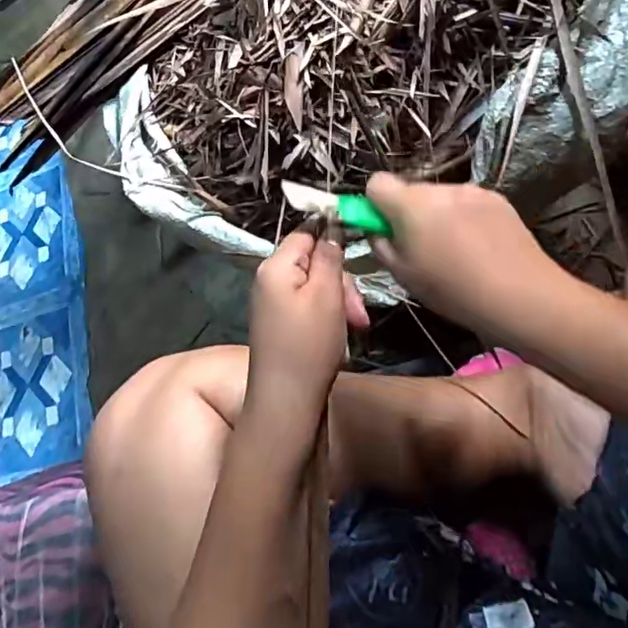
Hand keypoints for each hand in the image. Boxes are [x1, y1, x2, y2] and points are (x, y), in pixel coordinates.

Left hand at [246, 231, 368, 418]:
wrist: (286, 401)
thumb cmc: (308, 344)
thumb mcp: (326, 294)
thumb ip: (329, 255)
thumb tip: (330, 226)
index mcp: (275, 265)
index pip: (305, 232)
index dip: (332, 239)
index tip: (357, 256)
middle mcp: (269, 279)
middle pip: (313, 261)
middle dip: (340, 281)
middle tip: (358, 311)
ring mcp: (273, 302)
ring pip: (315, 285)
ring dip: (339, 301)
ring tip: (355, 327)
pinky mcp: (280, 323)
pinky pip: (308, 306)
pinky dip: (328, 316)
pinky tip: (340, 336)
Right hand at [365, 173, 562, 335]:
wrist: (523, 297)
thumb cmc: (454, 291)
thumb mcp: (403, 276)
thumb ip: (381, 245)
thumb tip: (377, 230)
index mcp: (410, 204)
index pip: (376, 182)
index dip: (375, 204)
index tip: (385, 229)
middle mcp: (439, 189)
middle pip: (410, 191)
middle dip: (409, 213)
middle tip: (421, 249)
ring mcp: (471, 190)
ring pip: (440, 199)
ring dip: (439, 216)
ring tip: (456, 253)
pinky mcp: (497, 199)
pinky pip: (466, 204)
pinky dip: (465, 219)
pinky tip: (480, 249)